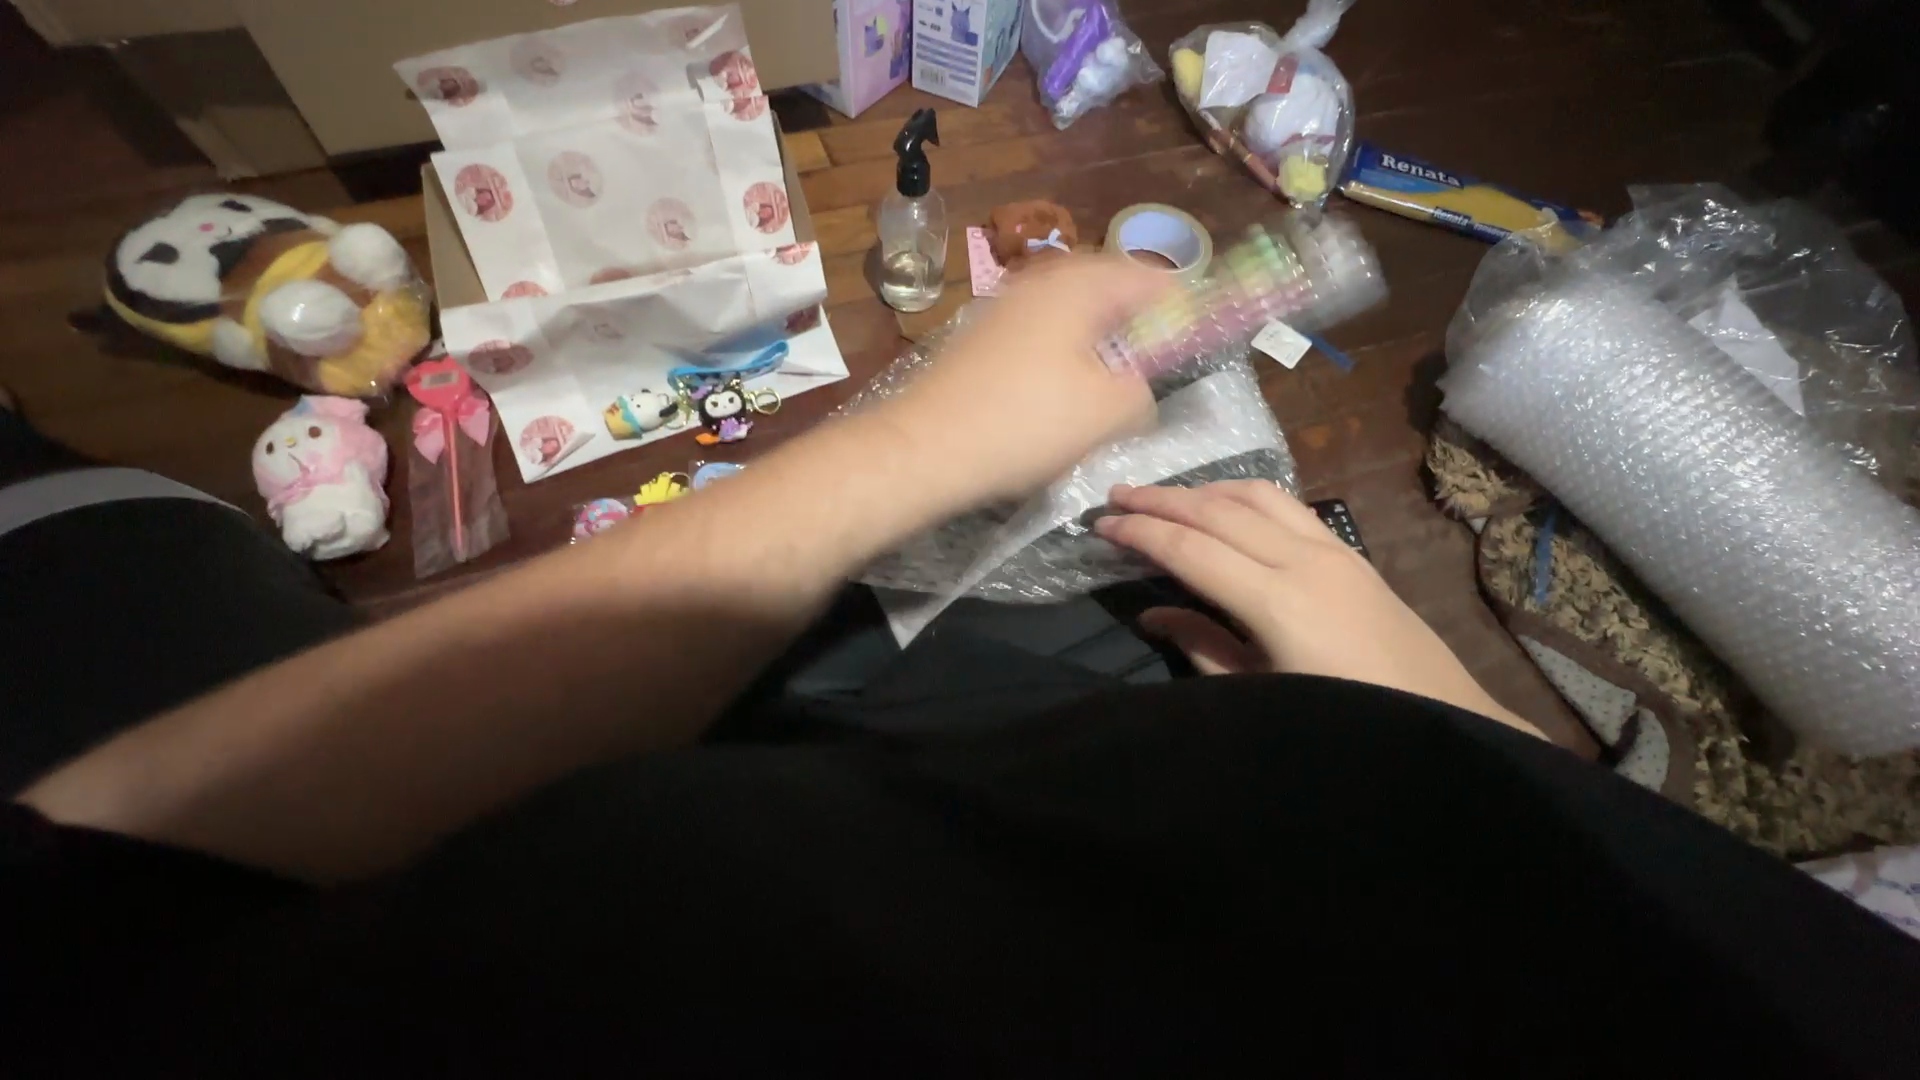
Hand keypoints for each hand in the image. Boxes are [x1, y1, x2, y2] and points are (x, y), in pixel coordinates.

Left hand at [875, 255, 1172, 505]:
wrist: (924, 448)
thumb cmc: (1024, 422)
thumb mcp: (1107, 412)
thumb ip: (1144, 391)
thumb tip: (1140, 388)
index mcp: (1079, 285)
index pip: (1148, 278)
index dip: (1179, 305)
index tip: (1196, 335)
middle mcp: (1039, 282)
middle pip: (1105, 289)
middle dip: (1134, 322)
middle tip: (1155, 360)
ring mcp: (1003, 308)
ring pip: (1069, 314)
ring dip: (1097, 340)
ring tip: (1112, 380)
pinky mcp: (980, 340)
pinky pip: (1039, 336)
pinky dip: (1062, 355)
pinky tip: (1061, 391)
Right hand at [1095, 481, 1542, 738]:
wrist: (1443, 722)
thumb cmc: (1344, 722)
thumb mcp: (1259, 694)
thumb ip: (1200, 645)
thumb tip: (1151, 612)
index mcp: (1278, 604)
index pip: (1191, 550)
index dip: (1140, 534)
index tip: (1100, 525)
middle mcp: (1304, 561)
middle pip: (1217, 512)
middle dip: (1160, 500)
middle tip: (1114, 496)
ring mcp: (1332, 549)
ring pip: (1254, 496)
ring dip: (1201, 490)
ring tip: (1160, 495)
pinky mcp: (1349, 551)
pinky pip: (1286, 505)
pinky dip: (1241, 495)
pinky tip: (1221, 505)